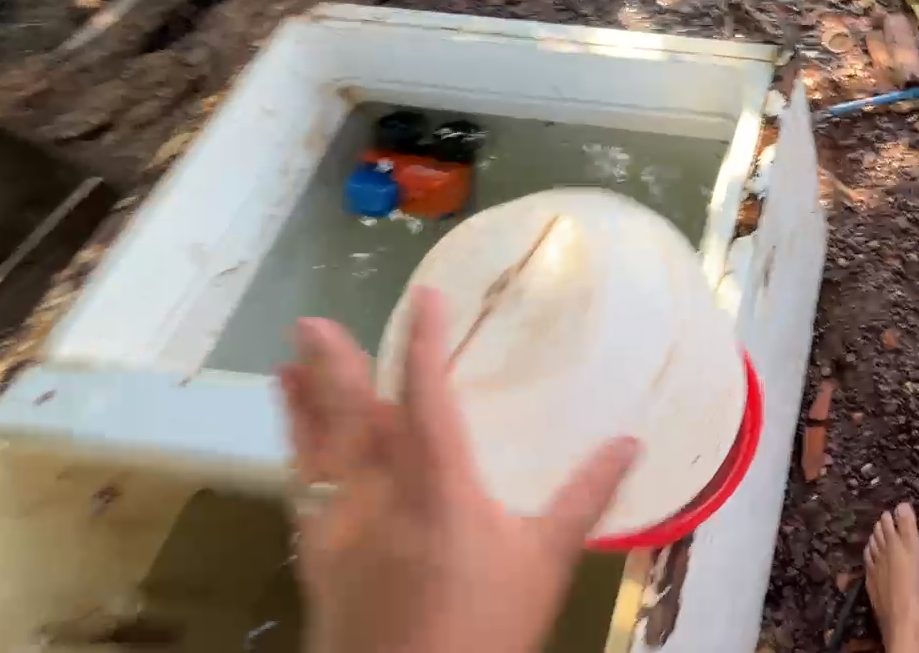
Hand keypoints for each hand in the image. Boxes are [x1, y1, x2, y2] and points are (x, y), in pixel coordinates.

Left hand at [279, 286, 637, 652]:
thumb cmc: (487, 625)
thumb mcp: (548, 560)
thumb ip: (587, 494)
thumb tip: (633, 441)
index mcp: (440, 487)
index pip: (426, 398)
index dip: (422, 343)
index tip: (423, 299)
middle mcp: (381, 499)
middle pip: (354, 421)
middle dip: (336, 369)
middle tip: (311, 325)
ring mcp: (341, 532)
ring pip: (317, 455)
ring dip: (301, 408)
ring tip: (285, 368)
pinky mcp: (318, 564)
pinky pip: (303, 495)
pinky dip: (296, 458)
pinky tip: (297, 449)